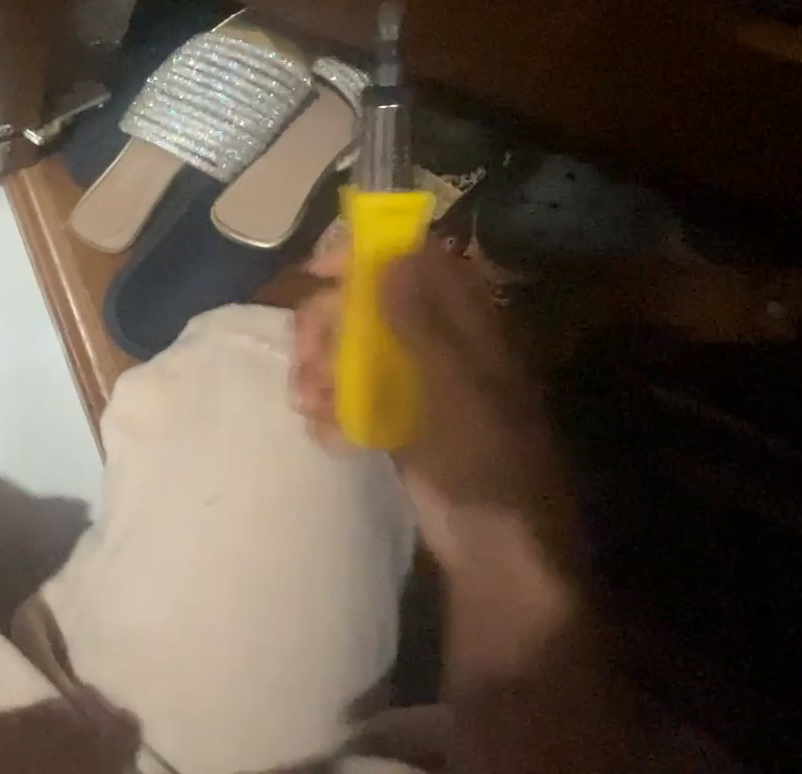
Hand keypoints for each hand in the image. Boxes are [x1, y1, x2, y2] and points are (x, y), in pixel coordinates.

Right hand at [291, 227, 575, 572]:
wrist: (495, 546)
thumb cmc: (482, 458)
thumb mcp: (451, 385)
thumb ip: (420, 320)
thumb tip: (393, 254)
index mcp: (464, 326)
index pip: (413, 263)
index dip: (366, 257)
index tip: (318, 271)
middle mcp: (434, 344)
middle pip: (364, 305)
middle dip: (326, 327)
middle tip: (306, 357)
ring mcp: (410, 381)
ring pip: (346, 348)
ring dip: (318, 371)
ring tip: (309, 405)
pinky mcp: (391, 416)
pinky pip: (345, 392)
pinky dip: (328, 408)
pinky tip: (327, 433)